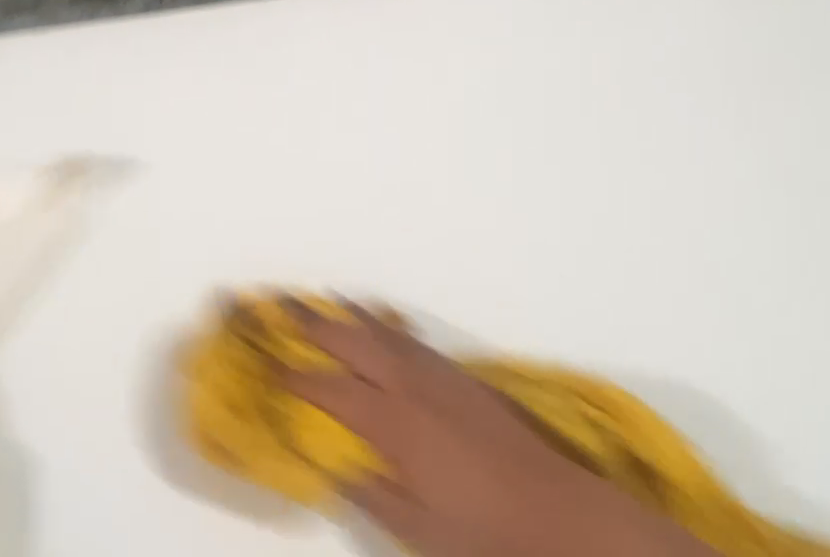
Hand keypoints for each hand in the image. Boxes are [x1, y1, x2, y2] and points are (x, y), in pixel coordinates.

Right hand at [282, 301, 712, 556]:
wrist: (559, 511)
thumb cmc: (484, 529)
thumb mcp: (418, 529)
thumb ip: (372, 494)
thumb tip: (336, 468)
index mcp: (394, 424)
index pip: (332, 390)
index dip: (297, 377)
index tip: (270, 366)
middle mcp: (412, 387)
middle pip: (353, 343)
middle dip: (312, 323)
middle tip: (278, 304)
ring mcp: (439, 376)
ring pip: (383, 333)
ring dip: (348, 316)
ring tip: (323, 301)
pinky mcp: (463, 378)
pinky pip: (412, 339)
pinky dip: (386, 325)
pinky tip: (381, 323)